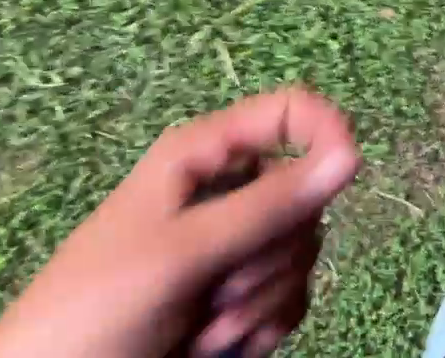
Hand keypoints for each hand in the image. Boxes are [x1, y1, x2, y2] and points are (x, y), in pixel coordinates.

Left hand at [0, 88, 360, 357]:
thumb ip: (267, 205)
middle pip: (306, 190)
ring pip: (304, 247)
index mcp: (204, 157)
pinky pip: (296, 293)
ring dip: (264, 296)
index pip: (292, 111)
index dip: (326, 131)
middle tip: (220, 285)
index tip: (343, 173)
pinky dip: (266, 323)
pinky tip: (221, 344)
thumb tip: (353, 154)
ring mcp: (236, 246)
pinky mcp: (244, 296)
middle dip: (274, 248)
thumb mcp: (178, 255)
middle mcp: (228, 191)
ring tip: (205, 326)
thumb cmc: (91, 317)